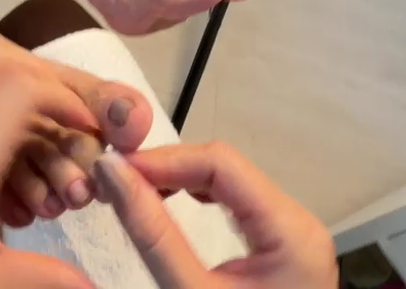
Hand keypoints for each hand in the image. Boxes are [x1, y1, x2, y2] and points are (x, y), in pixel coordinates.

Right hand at [95, 142, 336, 288]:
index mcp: (291, 231)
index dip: (162, 158)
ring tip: (133, 191)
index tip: (112, 168)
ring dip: (175, 181)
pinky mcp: (280, 247)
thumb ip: (151, 230)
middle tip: (116, 182)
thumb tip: (108, 165)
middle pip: (222, 167)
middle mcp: (298, 221)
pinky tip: (165, 205)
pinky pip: (232, 202)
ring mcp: (292, 233)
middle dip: (165, 169)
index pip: (218, 161)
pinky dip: (193, 197)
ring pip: (224, 181)